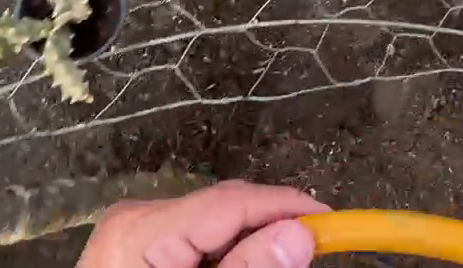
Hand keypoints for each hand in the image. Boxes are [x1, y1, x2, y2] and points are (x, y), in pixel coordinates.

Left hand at [77, 180, 329, 267]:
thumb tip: (301, 233)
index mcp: (142, 229)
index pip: (230, 201)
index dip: (284, 204)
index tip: (329, 220)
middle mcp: (136, 217)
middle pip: (223, 209)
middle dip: (268, 228)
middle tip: (311, 251)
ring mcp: (133, 232)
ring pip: (213, 226)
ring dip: (249, 246)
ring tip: (280, 260)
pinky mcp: (136, 248)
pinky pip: (194, 241)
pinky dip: (224, 258)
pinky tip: (243, 267)